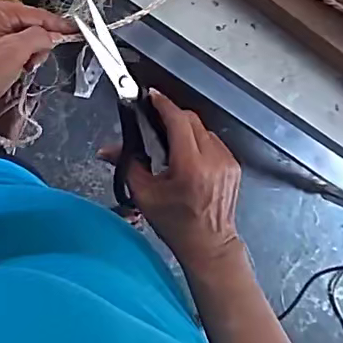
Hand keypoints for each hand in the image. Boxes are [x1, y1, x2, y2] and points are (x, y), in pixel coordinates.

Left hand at [0, 0, 73, 136]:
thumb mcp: (15, 52)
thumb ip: (39, 37)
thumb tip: (50, 36)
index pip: (37, 14)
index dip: (58, 25)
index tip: (77, 31)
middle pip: (30, 27)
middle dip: (38, 45)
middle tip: (31, 63)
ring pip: (23, 42)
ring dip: (28, 57)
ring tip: (19, 71)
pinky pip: (12, 53)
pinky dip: (18, 64)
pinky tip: (11, 75)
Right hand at [104, 90, 243, 270]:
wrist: (209, 245)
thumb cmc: (178, 225)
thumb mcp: (146, 195)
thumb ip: (128, 165)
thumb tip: (108, 150)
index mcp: (190, 167)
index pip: (178, 121)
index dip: (163, 104)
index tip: (153, 97)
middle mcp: (212, 161)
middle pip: (191, 120)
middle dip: (172, 115)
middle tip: (156, 120)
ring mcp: (226, 162)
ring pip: (203, 129)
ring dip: (187, 130)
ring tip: (172, 145)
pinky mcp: (233, 165)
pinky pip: (214, 141)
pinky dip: (200, 142)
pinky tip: (189, 157)